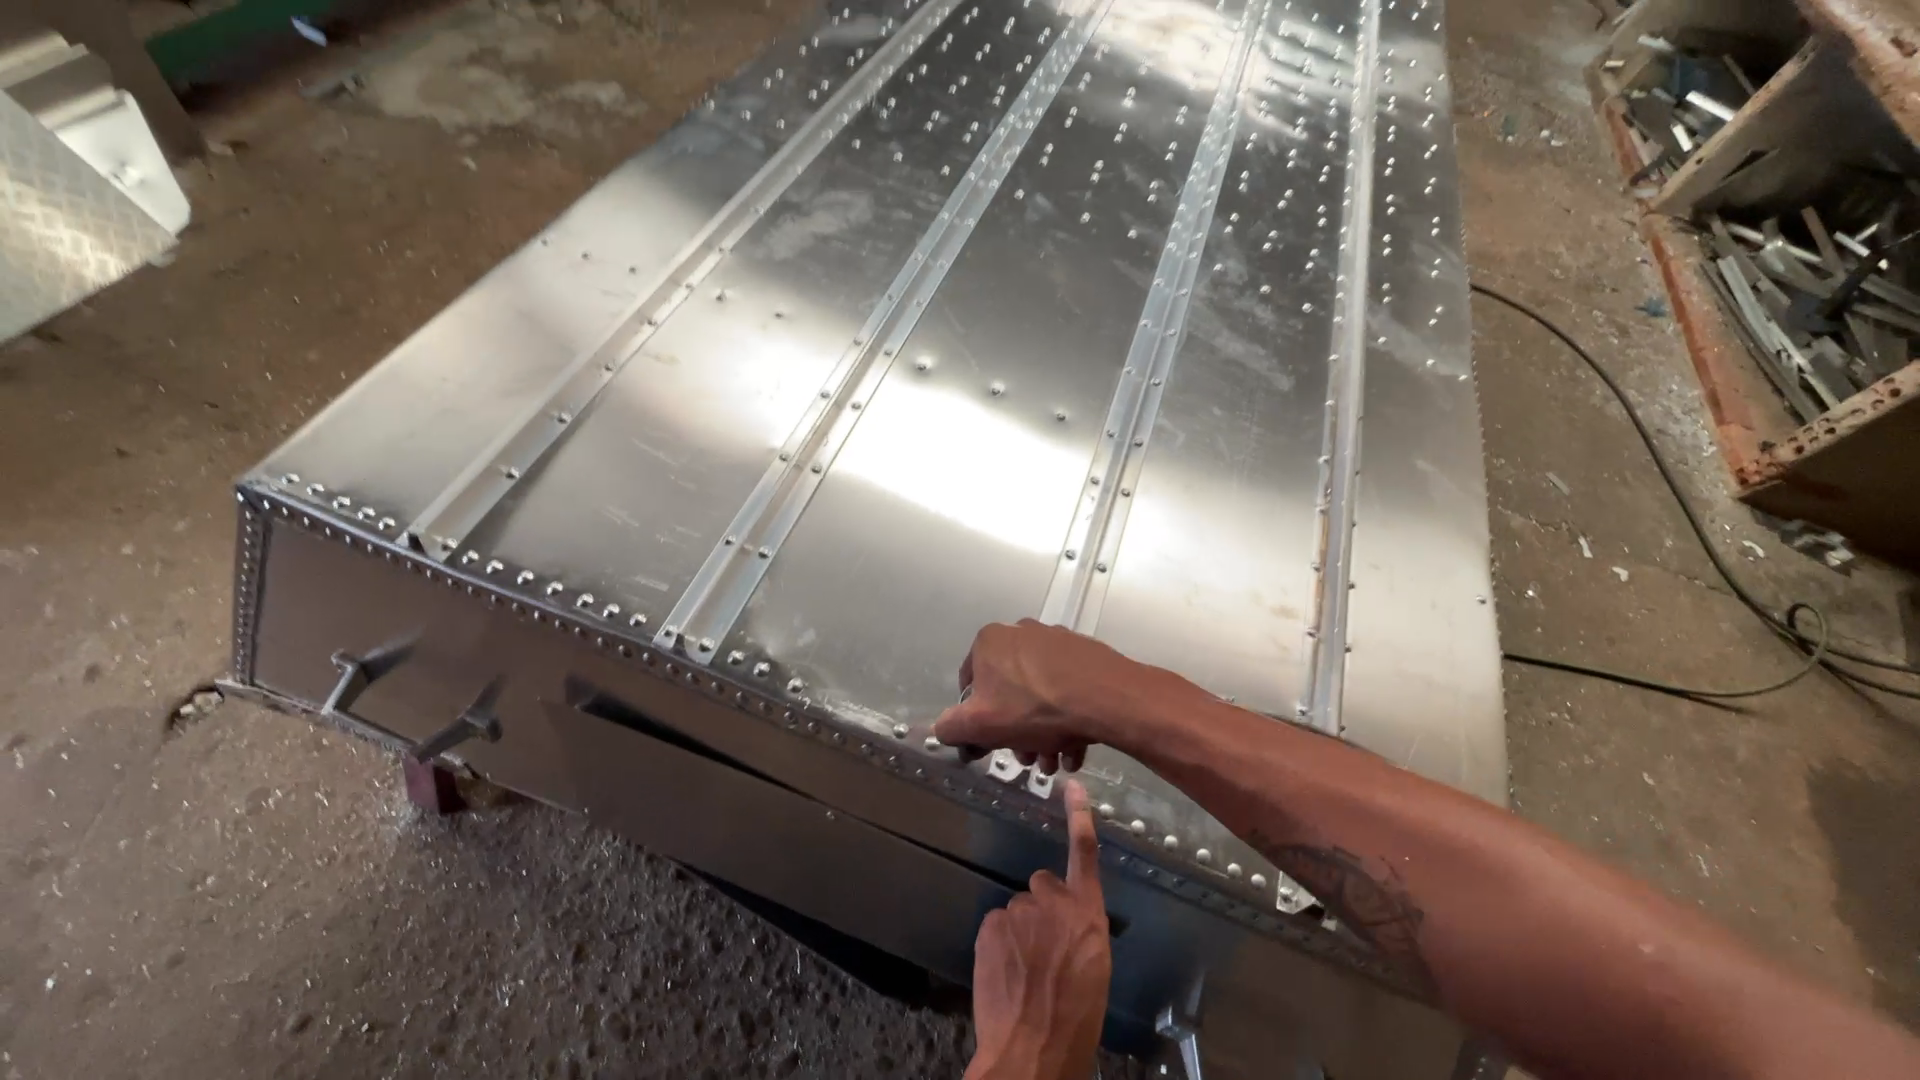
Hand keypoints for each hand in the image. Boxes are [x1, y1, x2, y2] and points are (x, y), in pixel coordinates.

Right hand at [934, 619, 1156, 773]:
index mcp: (990, 641)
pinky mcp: (1086, 655)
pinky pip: (1066, 691)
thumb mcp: (980, 725)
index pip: (970, 684)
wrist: (1106, 698)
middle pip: (1009, 693)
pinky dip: (1066, 720)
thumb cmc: (1034, 708)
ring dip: (1042, 734)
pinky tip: (1074, 751)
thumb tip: (942, 729)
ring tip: (1054, 762)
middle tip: (1028, 760)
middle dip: (1016, 733)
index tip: (991, 745)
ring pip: (1040, 696)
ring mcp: (1057, 642)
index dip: (976, 720)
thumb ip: (951, 728)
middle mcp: (1022, 633)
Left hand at [966, 779, 1111, 1079]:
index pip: (1085, 853)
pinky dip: (999, 943)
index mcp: (1088, 913)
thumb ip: (1082, 931)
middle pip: (1043, 885)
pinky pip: (996, 925)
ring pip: (1018, 910)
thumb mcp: (1096, 968)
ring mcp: (1019, 911)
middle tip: (1045, 950)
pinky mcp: (991, 925)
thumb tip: (1068, 925)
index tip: (1070, 786)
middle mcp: (1053, 901)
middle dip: (1043, 909)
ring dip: (1021, 930)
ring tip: (1025, 971)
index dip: (1078, 817)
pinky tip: (1006, 974)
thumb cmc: (1078, 1017)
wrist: (1034, 1048)